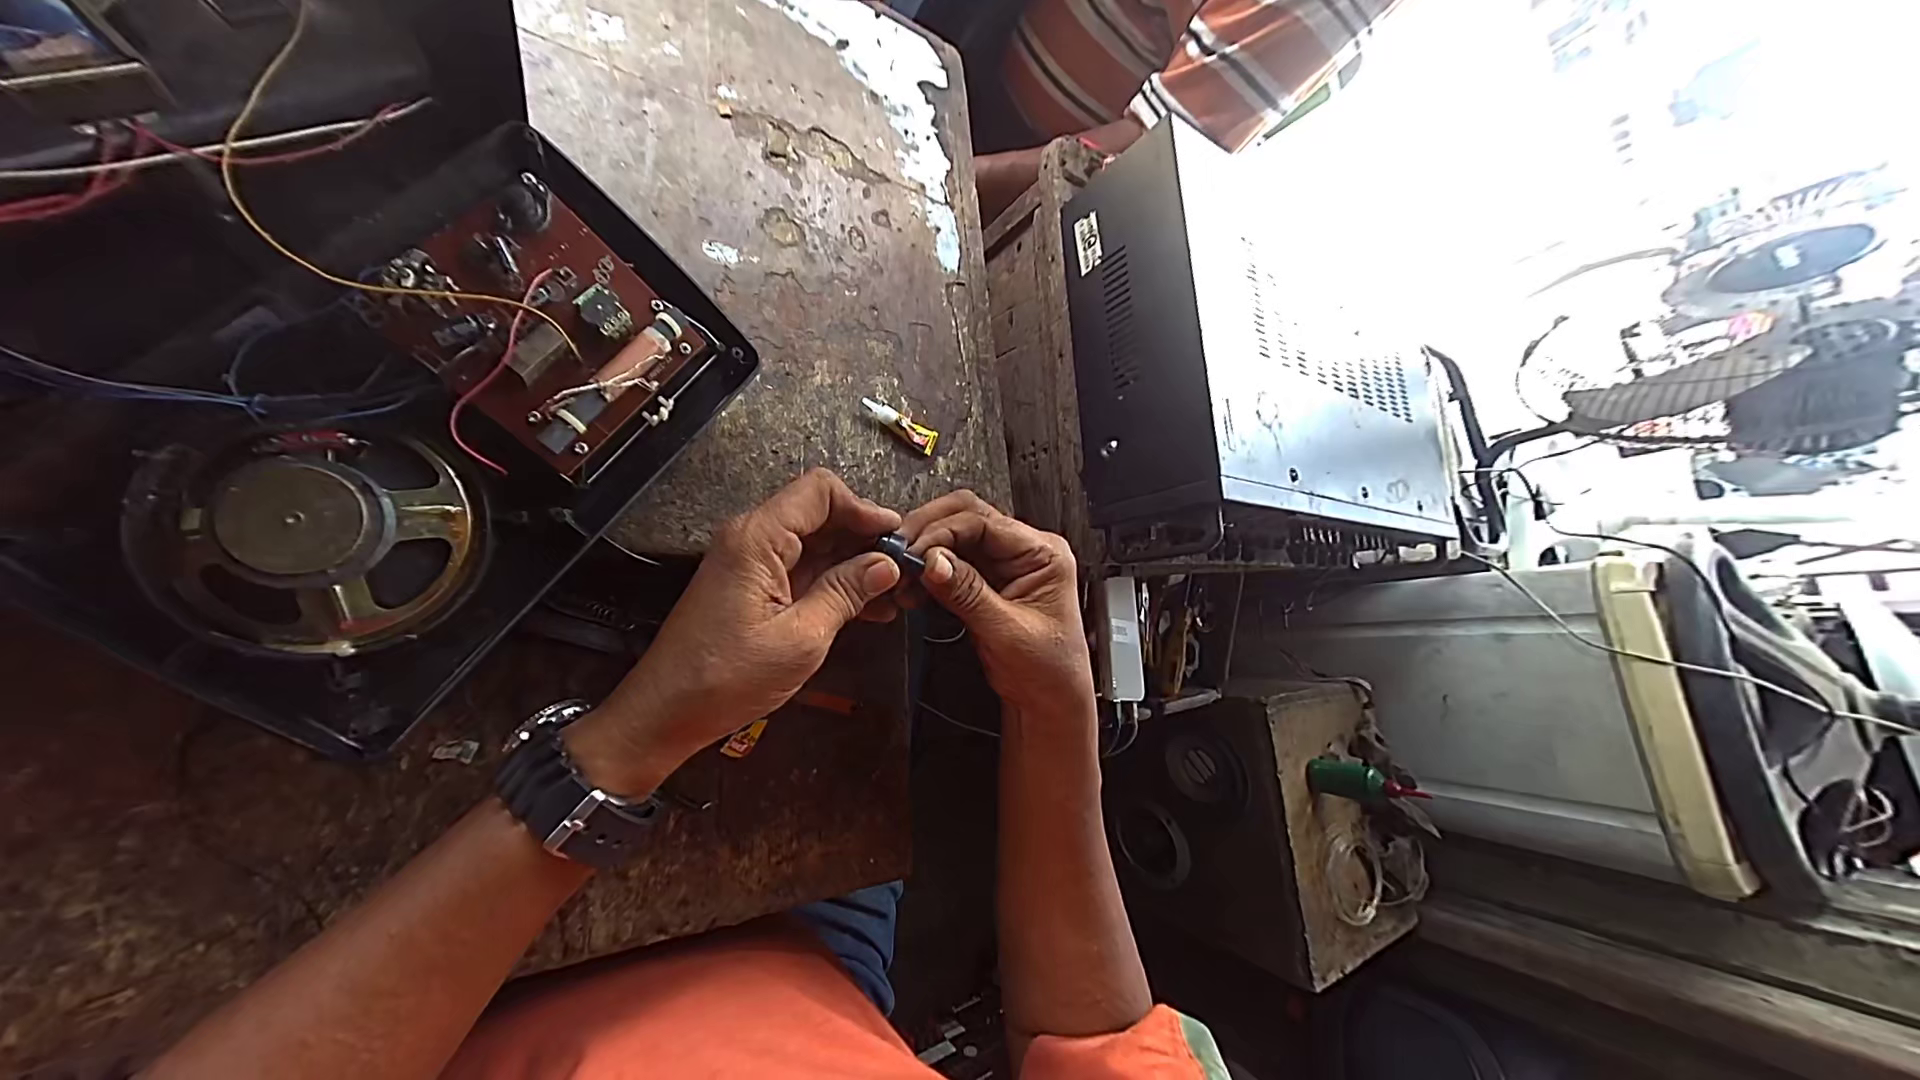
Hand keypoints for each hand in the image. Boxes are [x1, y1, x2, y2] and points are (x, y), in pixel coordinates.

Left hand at [565, 469, 901, 794]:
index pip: (820, 491)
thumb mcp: (801, 638)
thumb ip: (846, 593)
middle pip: (822, 515)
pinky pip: (805, 570)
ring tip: (893, 592)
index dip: (864, 508)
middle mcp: (753, 539)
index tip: (896, 537)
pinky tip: (868, 606)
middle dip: (865, 537)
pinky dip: (836, 581)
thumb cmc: (725, 679)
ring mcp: (754, 562)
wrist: (666, 713)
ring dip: (856, 562)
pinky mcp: (756, 585)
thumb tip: (886, 564)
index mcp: (757, 539)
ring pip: (818, 544)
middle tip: (902, 568)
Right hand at [902, 491, 1094, 721]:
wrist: (1050, 704)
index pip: (984, 522)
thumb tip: (933, 561)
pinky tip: (912, 586)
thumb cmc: (1050, 672)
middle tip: (899, 551)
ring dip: (924, 552)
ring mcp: (1003, 565)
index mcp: (1042, 553)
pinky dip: (927, 572)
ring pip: (953, 538)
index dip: (943, 532)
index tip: (915, 552)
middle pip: (966, 517)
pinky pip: (950, 564)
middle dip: (928, 531)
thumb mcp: (1007, 632)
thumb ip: (968, 594)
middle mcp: (1023, 551)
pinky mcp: (984, 582)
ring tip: (902, 574)